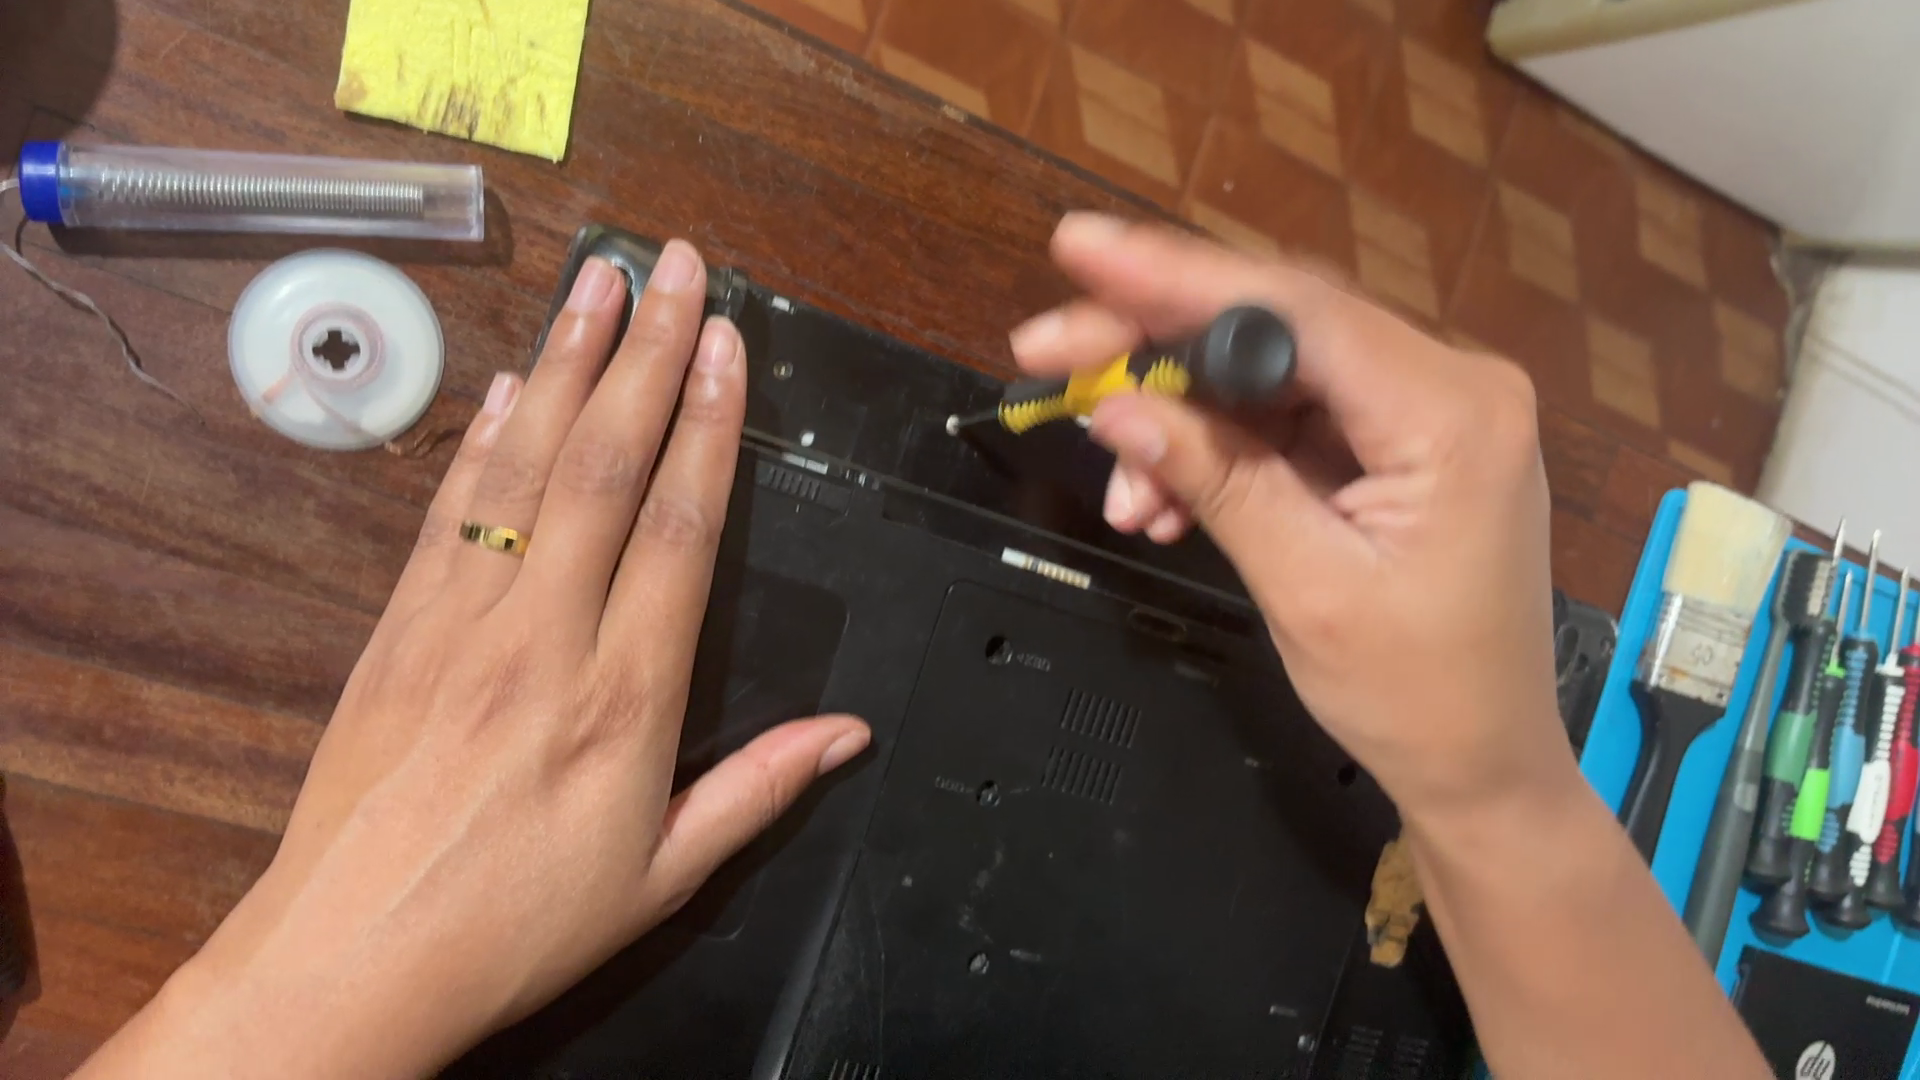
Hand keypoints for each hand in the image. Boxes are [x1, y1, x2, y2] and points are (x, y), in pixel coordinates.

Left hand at [81, 242, 869, 1079]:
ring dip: (570, 366)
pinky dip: (485, 435)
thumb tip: (852, 732)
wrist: (344, 972)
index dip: (712, 429)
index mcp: (626, 695)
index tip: (728, 350)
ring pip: (526, 469)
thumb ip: (762, 787)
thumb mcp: (668, 873)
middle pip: (607, 470)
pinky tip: (514, 381)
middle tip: (678, 273)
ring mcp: (463, 624)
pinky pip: (450, 512)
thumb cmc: (522, 922)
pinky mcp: (399, 630)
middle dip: (651, 358)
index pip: (682, 530)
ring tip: (601, 285)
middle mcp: (547, 637)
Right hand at [1010, 214, 1568, 822]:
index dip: (1175, 276)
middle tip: (1049, 356)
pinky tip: (1160, 504)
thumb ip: (1214, 480)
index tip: (1079, 250)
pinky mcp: (1376, 445)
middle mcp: (1438, 384)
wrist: (1474, 758)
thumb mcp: (1303, 585)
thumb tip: (1115, 405)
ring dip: (1172, 426)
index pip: (1291, 311)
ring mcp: (1406, 412)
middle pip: (1267, 330)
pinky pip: (1269, 426)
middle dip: (1151, 345)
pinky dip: (1206, 457)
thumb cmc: (1410, 691)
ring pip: (1255, 380)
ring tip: (1122, 497)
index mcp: (1447, 412)